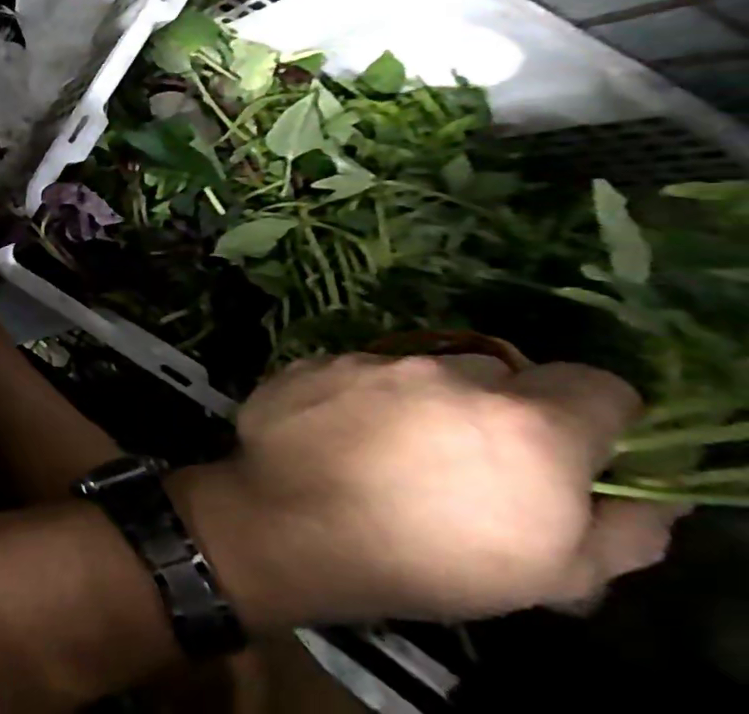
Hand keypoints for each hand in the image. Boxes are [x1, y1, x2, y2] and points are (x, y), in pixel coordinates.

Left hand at [173, 353, 678, 625]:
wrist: (291, 527)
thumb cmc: (431, 560)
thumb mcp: (559, 573)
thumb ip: (625, 528)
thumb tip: (643, 497)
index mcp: (525, 419)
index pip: (596, 385)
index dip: (597, 420)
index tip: (577, 453)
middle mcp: (442, 374)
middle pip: (498, 375)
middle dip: (500, 410)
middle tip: (473, 460)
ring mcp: (365, 362)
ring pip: (417, 372)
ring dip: (422, 401)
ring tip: (395, 452)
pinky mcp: (308, 364)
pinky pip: (352, 374)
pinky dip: (358, 399)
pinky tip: (340, 438)